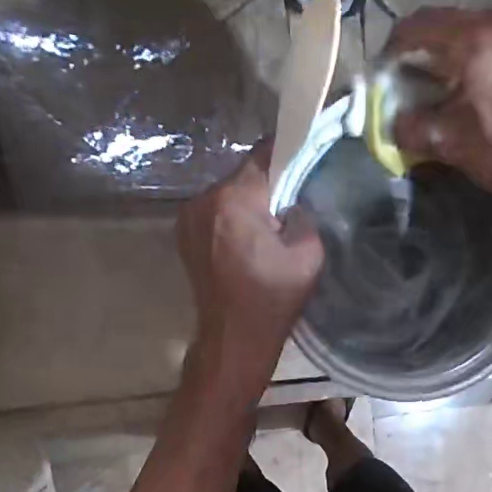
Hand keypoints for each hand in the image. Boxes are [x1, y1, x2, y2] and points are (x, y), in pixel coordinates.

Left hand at [176, 147, 324, 393]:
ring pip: (227, 192)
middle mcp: (204, 200)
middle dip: (267, 185)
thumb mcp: (308, 255)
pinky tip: (245, 240)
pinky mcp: (183, 233)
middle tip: (288, 207)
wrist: (233, 338)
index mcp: (234, 200)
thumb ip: (303, 214)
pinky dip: (231, 216)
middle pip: (243, 174)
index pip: (264, 155)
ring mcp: (188, 216)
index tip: (305, 158)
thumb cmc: (272, 298)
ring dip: (247, 202)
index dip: (288, 153)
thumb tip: (291, 202)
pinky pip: (214, 210)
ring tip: (266, 228)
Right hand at [385, 8, 491, 205]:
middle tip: (397, 78)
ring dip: (435, 51)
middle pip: (435, 22)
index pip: (413, 28)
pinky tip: (452, 84)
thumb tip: (387, 118)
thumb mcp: (443, 140)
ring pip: (457, 28)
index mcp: (471, 40)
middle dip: (411, 48)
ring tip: (423, 83)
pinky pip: (478, 38)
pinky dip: (459, 54)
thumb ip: (405, 124)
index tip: (379, 75)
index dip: (389, 51)